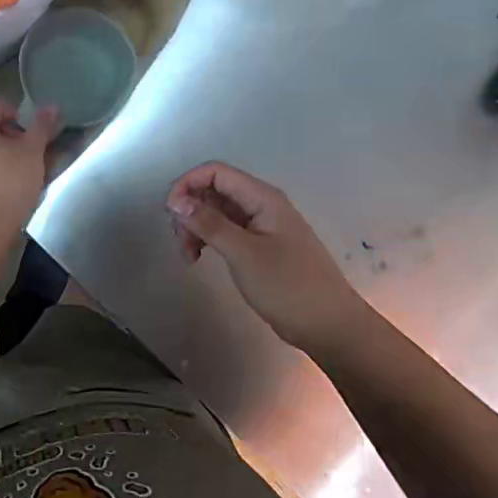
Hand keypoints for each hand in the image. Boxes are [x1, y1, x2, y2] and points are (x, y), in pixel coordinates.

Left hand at [0, 100, 59, 235]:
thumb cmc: (12, 181)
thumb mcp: (32, 150)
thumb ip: (42, 125)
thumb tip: (52, 105)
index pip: (0, 105)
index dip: (22, 114)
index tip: (37, 131)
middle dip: (20, 132)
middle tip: (37, 146)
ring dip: (15, 148)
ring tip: (33, 162)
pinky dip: (6, 161)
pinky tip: (21, 176)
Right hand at [166, 162, 372, 353]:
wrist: (327, 324)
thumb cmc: (287, 285)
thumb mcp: (243, 253)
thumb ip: (209, 224)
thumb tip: (176, 200)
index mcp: (262, 198)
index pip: (216, 172)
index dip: (188, 184)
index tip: (169, 212)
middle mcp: (261, 205)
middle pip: (214, 191)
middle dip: (190, 210)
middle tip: (180, 241)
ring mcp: (261, 227)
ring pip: (218, 213)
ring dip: (196, 228)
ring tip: (189, 256)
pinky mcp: (259, 247)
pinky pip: (226, 232)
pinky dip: (209, 240)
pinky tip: (199, 259)